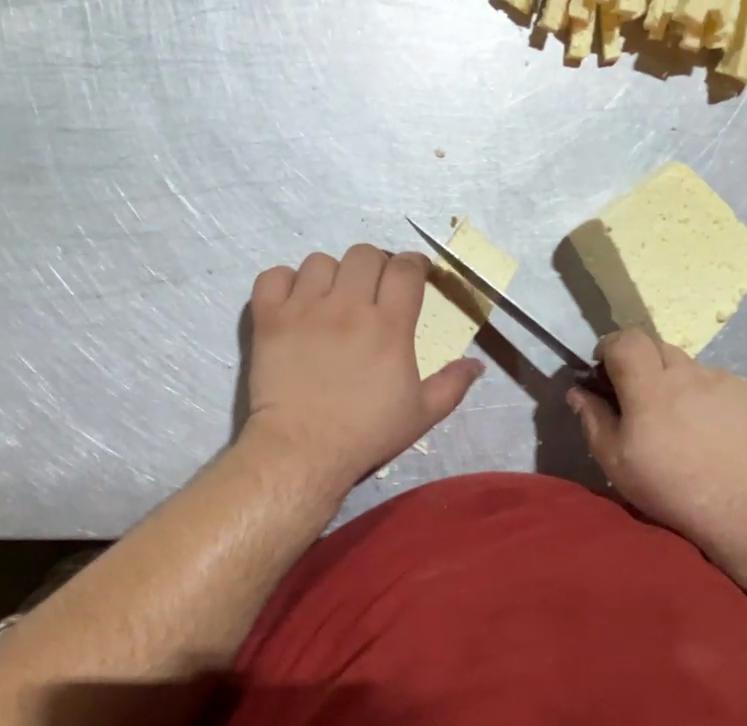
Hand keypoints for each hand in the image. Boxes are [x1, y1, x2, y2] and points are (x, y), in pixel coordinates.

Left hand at [241, 245, 483, 492]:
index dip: (412, 266)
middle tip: (370, 290)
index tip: (412, 276)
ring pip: (318, 261)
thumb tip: (477, 364)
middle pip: (363, 254)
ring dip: (329, 276)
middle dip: (373, 266)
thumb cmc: (365, 435)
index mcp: (389, 326)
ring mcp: (304, 310)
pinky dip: (283, 283)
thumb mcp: (420, 416)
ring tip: (329, 300)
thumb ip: (451, 385)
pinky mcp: (269, 320)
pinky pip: (274, 277)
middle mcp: (347, 307)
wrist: (303, 449)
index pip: (405, 269)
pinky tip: (292, 304)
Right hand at [569, 329, 746, 557]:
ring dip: (676, 386)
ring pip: (690, 369)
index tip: (603, 369)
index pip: (626, 340)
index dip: (610, 347)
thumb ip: (594, 421)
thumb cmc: (674, 489)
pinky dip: (707, 401)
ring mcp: (726, 380)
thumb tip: (578, 393)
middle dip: (641, 365)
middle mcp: (689, 373)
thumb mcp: (618, 465)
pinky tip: (714, 436)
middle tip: (638, 403)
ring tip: (681, 428)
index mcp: (650, 388)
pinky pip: (720, 386)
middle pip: (658, 347)